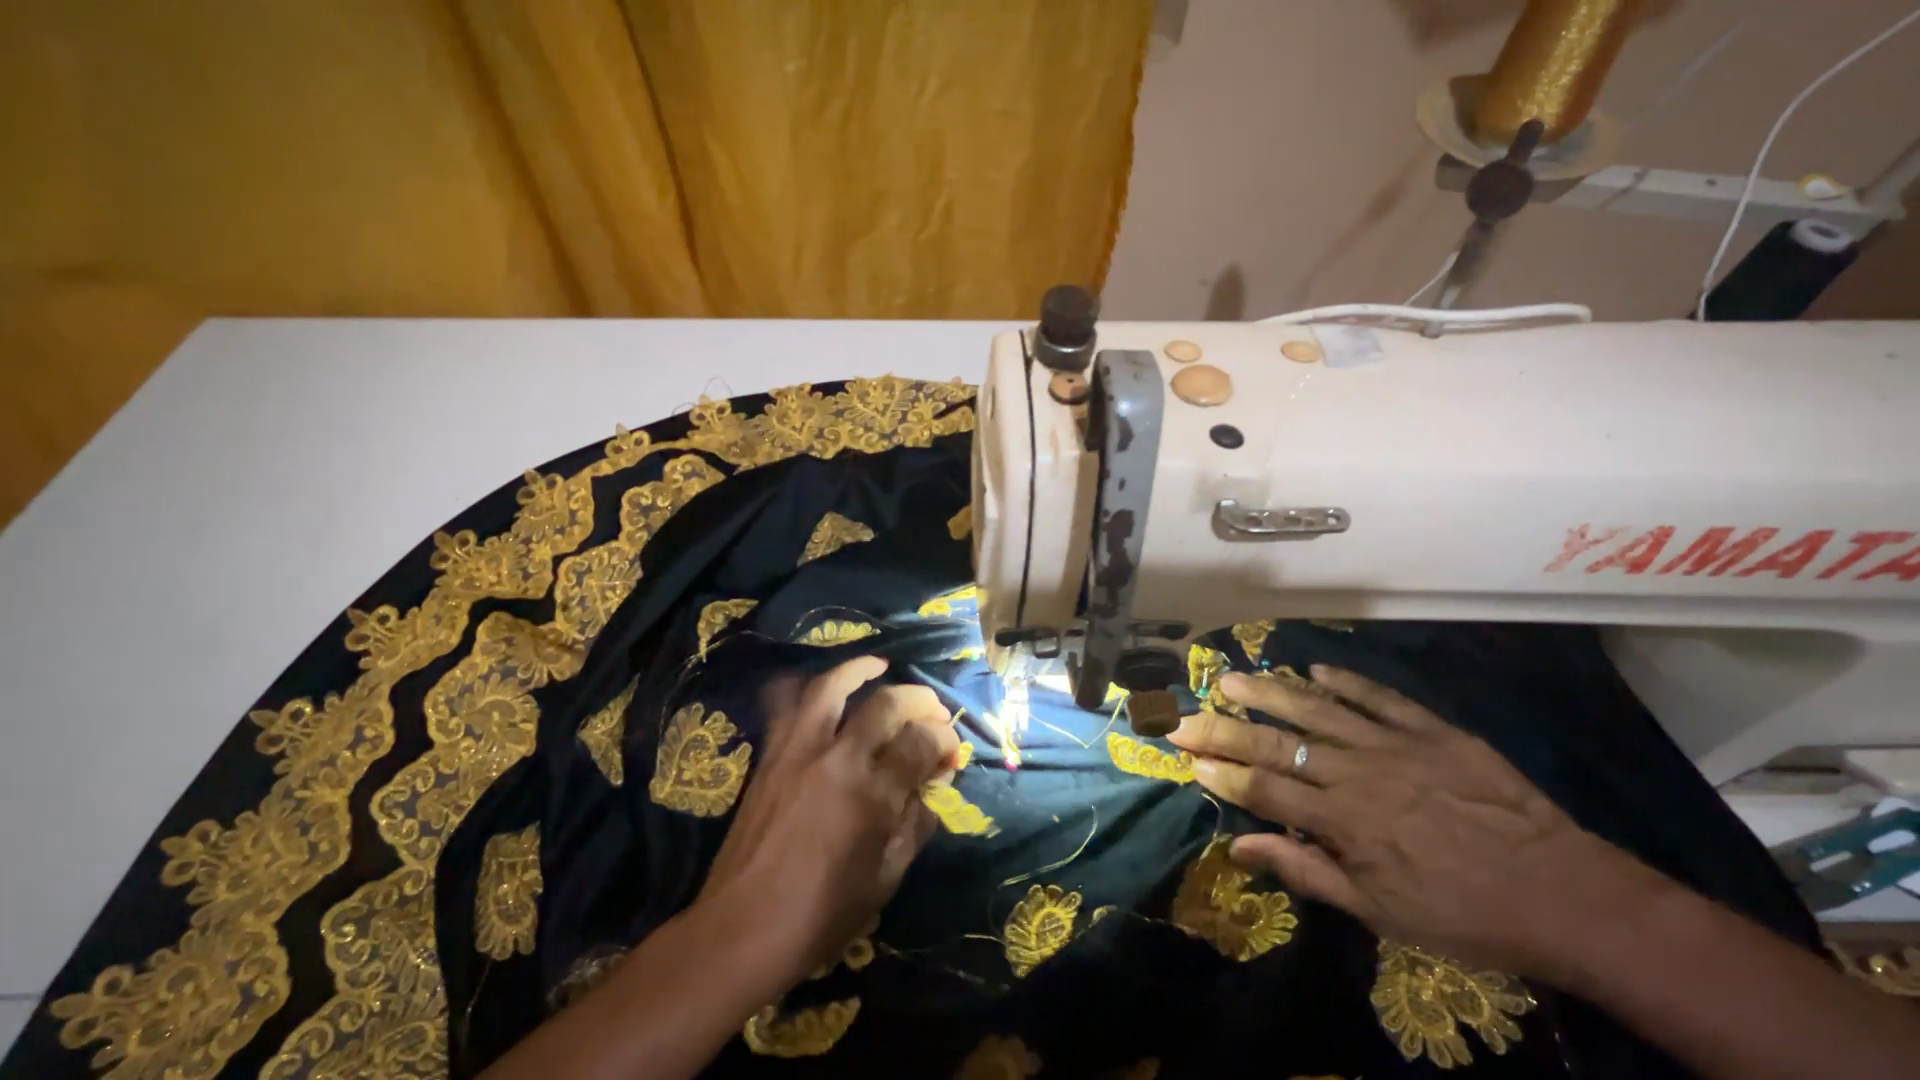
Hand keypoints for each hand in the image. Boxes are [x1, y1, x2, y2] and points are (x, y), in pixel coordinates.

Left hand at [695, 656, 959, 987]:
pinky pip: (788, 705)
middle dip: (919, 700)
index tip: (951, 753)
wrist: (742, 928)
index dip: (945, 741)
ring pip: (831, 687)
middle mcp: (836, 757)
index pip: (922, 742)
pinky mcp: (769, 757)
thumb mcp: (886, 878)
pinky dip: (809, 688)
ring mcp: (797, 751)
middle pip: (886, 703)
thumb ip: (913, 824)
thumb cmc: (822, 914)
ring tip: (878, 665)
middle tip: (932, 712)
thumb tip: (929, 787)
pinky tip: (823, 691)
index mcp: (872, 793)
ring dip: (859, 670)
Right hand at [1167, 666, 1674, 980]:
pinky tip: (1314, 668)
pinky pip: (1380, 697)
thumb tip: (1239, 847)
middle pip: (1277, 745)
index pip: (1264, 791)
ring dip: (1270, 692)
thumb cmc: (1464, 916)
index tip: (1186, 757)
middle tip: (1184, 714)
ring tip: (1232, 677)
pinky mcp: (1434, 731)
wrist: (1564, 894)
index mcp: (1343, 823)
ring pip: (1319, 709)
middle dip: (1225, 730)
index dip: (1221, 774)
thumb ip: (1306, 872)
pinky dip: (1345, 680)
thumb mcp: (1379, 912)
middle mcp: (1358, 774)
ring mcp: (1396, 745)